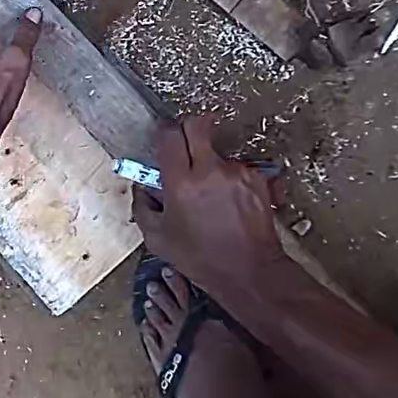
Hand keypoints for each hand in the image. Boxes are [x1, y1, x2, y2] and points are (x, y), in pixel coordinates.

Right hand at [134, 116, 287, 303]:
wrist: (251, 272)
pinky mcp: (256, 179)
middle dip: (188, 128)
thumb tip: (142, 185)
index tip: (164, 135)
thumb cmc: (201, 259)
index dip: (164, 130)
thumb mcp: (158, 239)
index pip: (169, 135)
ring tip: (210, 192)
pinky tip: (228, 202)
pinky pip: (236, 168)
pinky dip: (229, 179)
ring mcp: (236, 173)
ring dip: (210, 163)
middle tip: (185, 143)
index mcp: (180, 184)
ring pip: (217, 151)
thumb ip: (143, 206)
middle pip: (197, 125)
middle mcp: (209, 171)